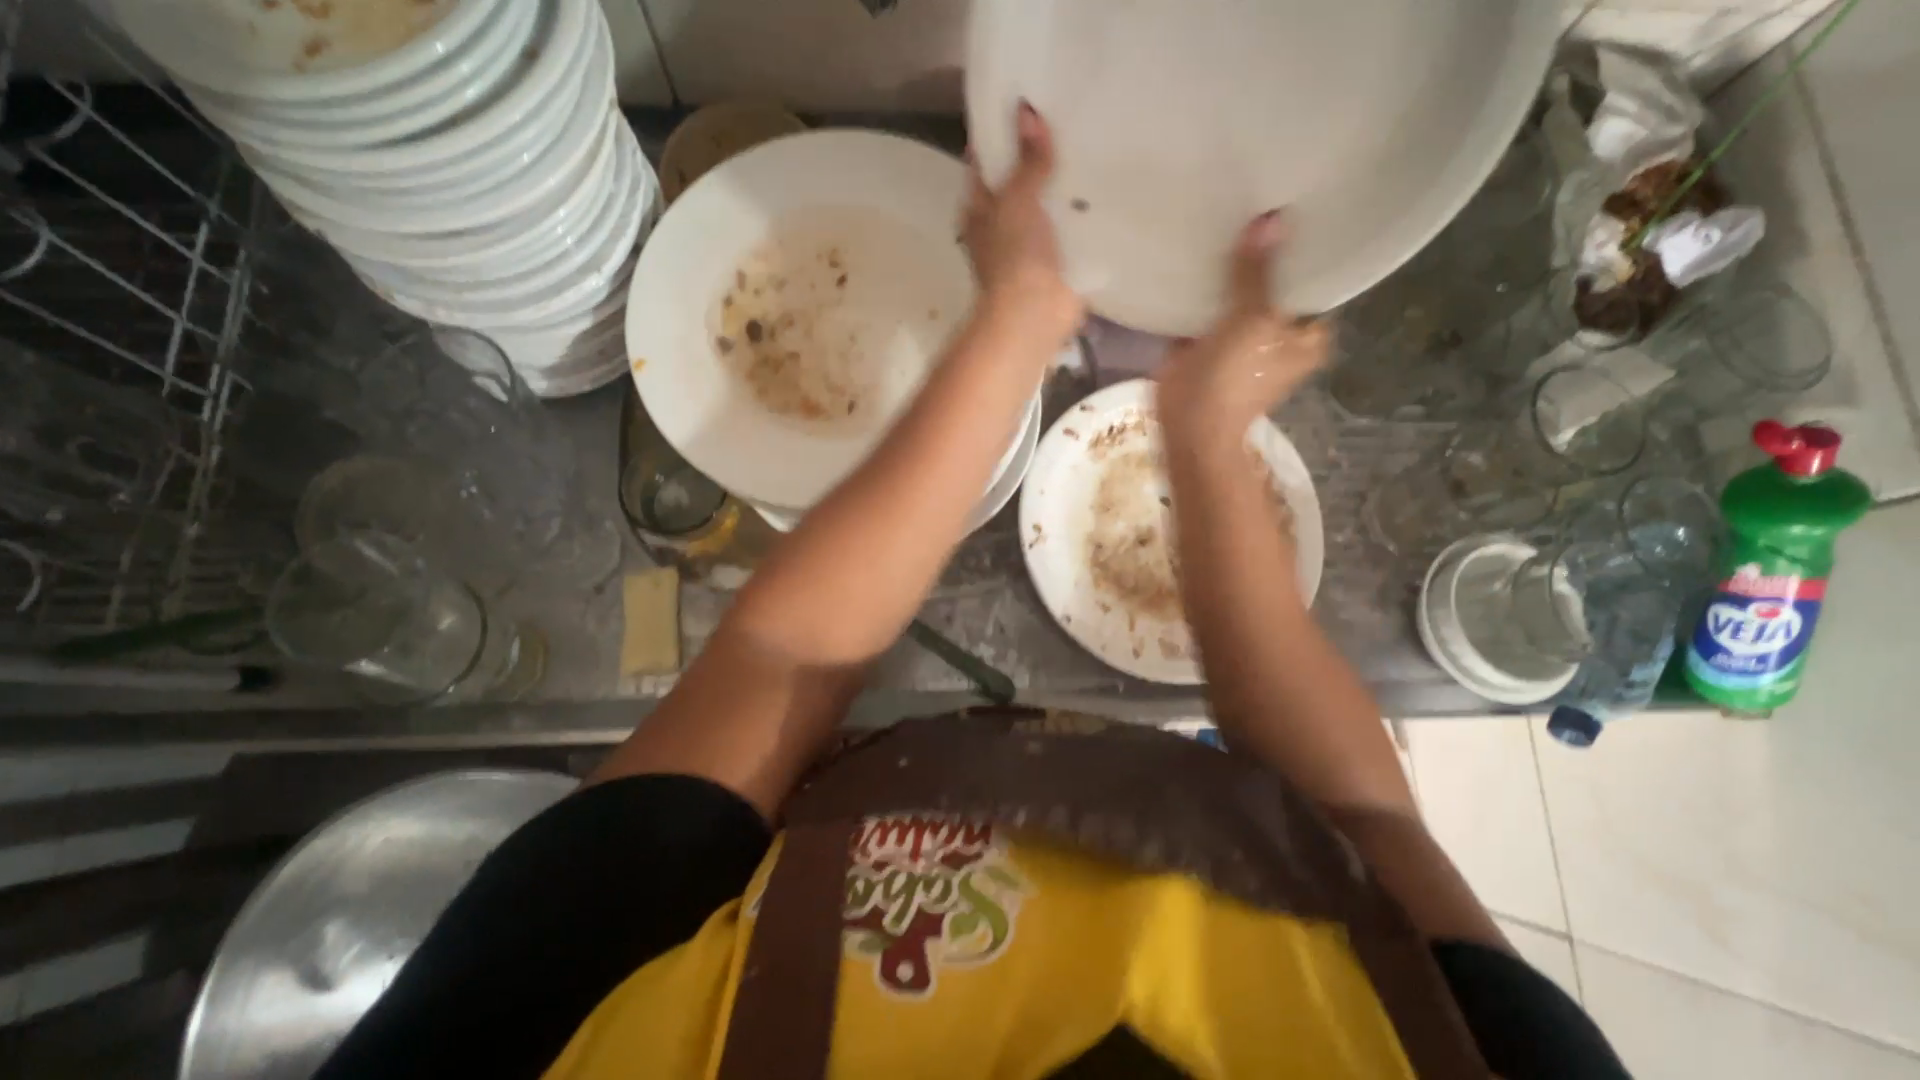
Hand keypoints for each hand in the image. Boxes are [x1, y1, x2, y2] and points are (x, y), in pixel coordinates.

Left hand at [962, 101, 1083, 338]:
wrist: (1034, 314)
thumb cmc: (1014, 255)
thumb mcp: (1016, 198)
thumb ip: (1026, 159)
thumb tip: (1027, 112)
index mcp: (979, 208)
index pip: (985, 160)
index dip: (1000, 132)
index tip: (1023, 100)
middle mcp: (1001, 223)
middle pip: (1018, 179)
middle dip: (1037, 154)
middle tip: (1067, 113)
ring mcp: (1030, 242)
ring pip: (1046, 202)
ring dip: (1063, 183)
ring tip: (1091, 141)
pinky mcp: (1058, 258)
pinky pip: (1070, 226)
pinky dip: (1082, 211)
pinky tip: (1104, 186)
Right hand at [1157, 211, 1329, 437]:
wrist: (1189, 424)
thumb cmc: (1236, 378)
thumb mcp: (1253, 320)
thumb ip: (1257, 272)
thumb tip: (1273, 218)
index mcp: (1309, 335)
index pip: (1313, 280)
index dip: (1304, 249)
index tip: (1296, 209)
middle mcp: (1280, 334)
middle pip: (1273, 284)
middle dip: (1263, 255)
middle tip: (1256, 204)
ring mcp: (1242, 339)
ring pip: (1239, 294)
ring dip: (1231, 270)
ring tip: (1226, 219)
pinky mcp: (1207, 343)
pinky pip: (1208, 307)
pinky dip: (1202, 289)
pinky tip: (1195, 254)